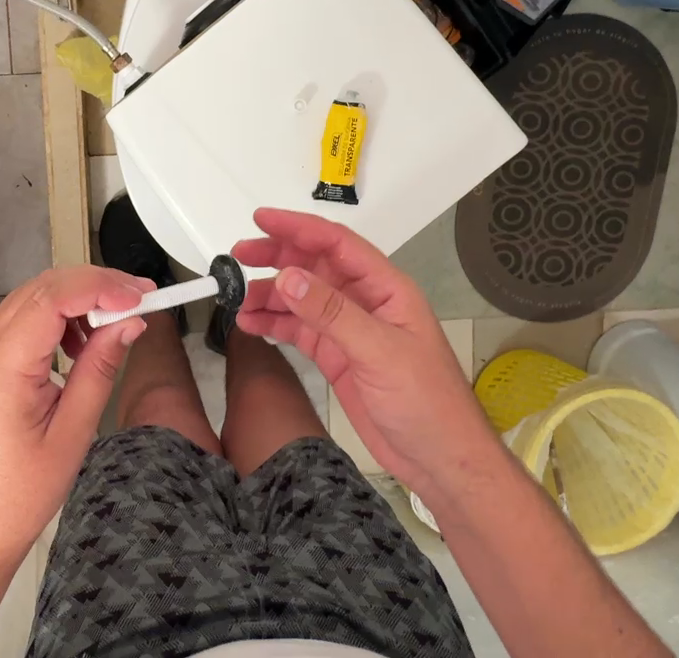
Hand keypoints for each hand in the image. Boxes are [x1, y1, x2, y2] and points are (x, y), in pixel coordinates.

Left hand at [0, 266, 152, 566]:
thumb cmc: (22, 493)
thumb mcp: (73, 432)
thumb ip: (100, 369)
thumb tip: (131, 321)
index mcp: (3, 367)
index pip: (53, 298)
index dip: (99, 286)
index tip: (140, 295)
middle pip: (43, 288)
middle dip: (94, 284)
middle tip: (141, 296)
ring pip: (34, 298)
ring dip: (78, 297)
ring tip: (116, 319)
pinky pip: (26, 319)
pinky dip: (59, 316)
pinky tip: (82, 343)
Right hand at [233, 208, 493, 492]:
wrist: (440, 460)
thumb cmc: (425, 400)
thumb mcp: (379, 351)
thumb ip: (331, 313)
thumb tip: (286, 276)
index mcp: (384, 288)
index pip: (336, 244)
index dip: (298, 227)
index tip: (261, 219)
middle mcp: (363, 301)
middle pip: (314, 266)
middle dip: (277, 256)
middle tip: (238, 255)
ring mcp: (348, 330)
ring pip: (301, 298)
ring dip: (270, 294)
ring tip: (237, 299)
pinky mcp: (336, 357)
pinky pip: (299, 330)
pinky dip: (274, 324)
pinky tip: (250, 324)